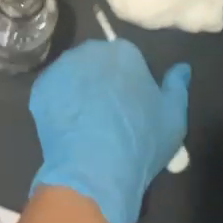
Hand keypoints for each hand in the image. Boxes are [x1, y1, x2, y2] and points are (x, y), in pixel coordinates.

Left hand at [28, 40, 189, 222]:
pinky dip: (59, 105)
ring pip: (73, 75)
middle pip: (97, 62)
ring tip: (85, 123)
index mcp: (124, 52)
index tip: (131, 104)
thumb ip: (178, 86)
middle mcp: (91, 51)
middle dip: (102, 80)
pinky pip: (53, 92)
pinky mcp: (40, 89)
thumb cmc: (140, 141)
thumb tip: (182, 67)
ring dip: (79, 90)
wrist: (94, 171)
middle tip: (107, 113)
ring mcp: (62, 68)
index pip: (128, 59)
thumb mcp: (173, 117)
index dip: (130, 82)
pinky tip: (68, 128)